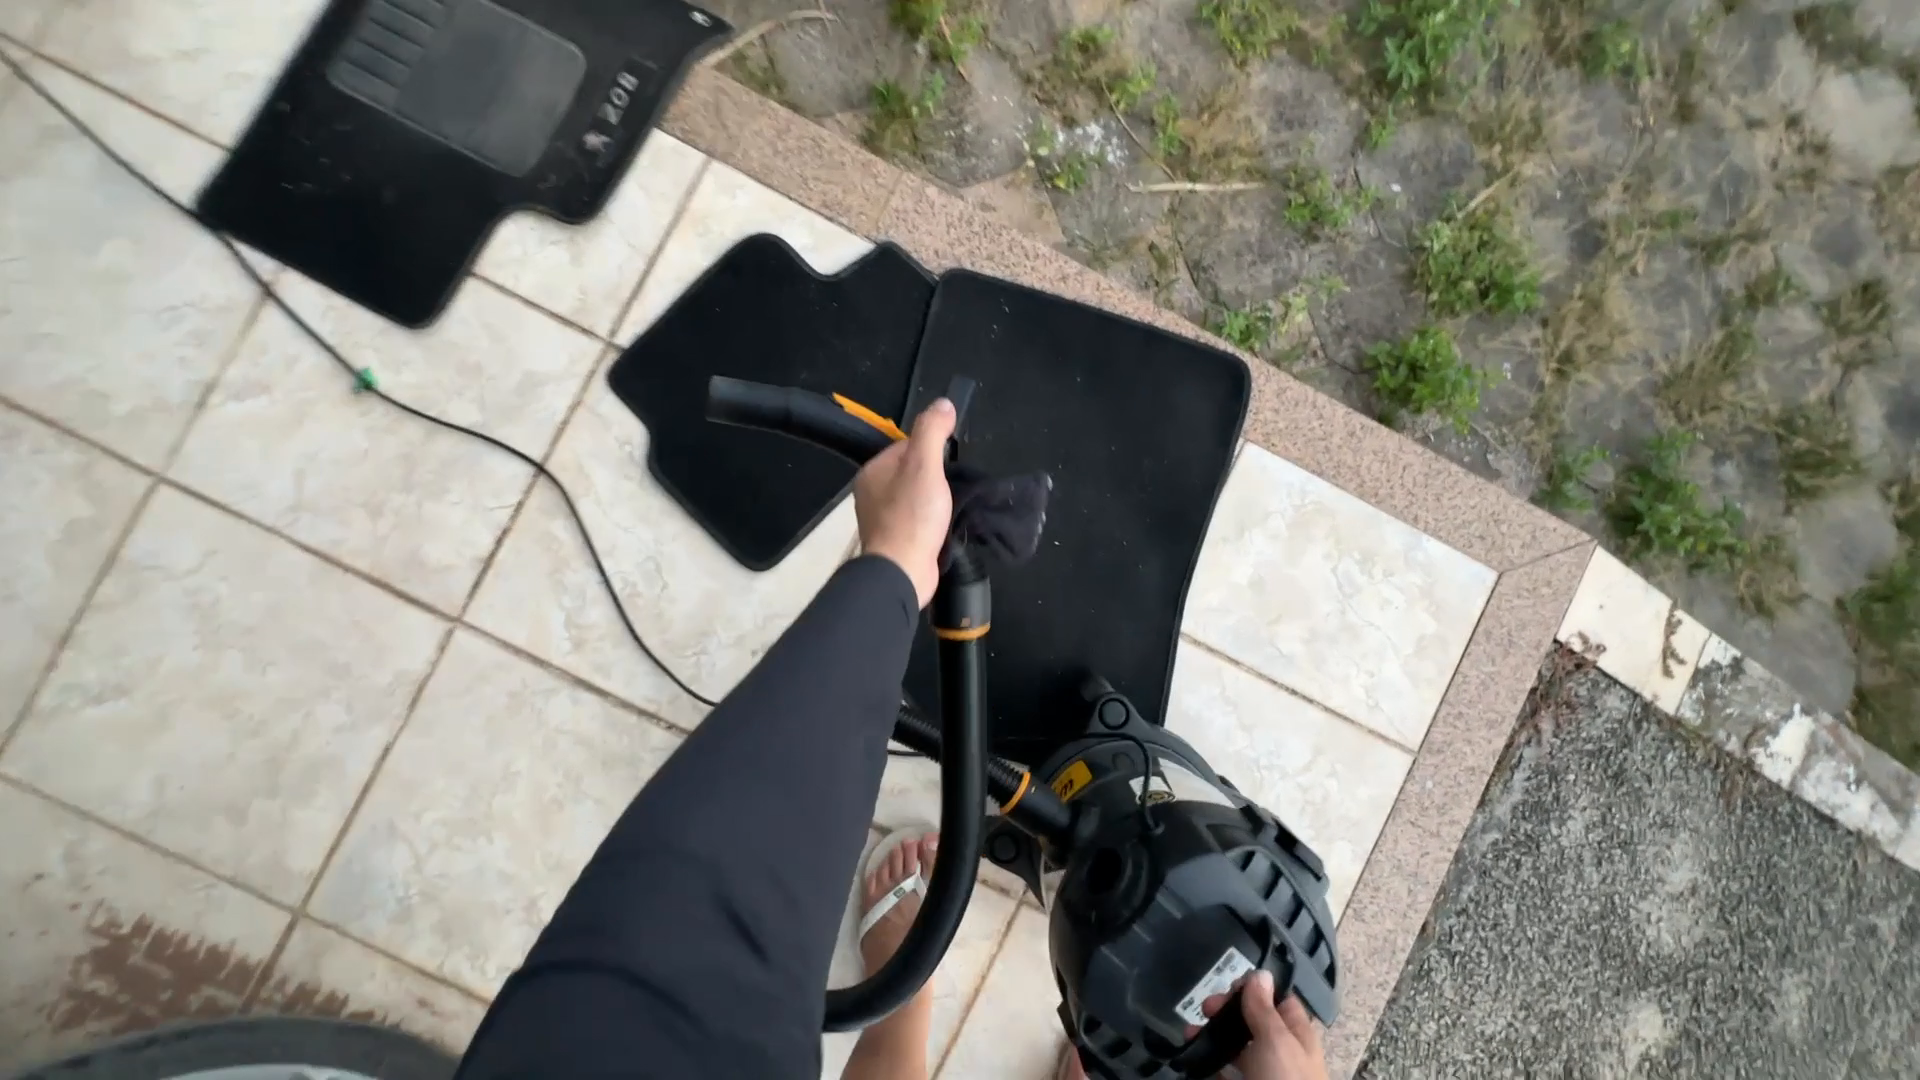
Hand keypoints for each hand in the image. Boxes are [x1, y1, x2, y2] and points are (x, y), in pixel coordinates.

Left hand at [854, 399, 955, 607]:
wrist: (903, 571)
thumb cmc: (912, 516)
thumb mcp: (925, 465)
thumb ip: (932, 431)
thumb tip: (943, 404)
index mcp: (873, 471)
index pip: (906, 446)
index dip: (932, 450)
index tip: (949, 463)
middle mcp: (873, 492)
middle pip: (913, 472)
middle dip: (936, 477)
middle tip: (955, 487)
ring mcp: (883, 518)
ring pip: (917, 497)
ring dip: (937, 500)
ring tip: (954, 506)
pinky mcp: (896, 540)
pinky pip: (919, 520)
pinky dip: (933, 521)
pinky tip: (946, 525)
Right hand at [1195, 972, 1326, 1079]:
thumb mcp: (1276, 1041)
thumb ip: (1264, 1007)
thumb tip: (1260, 973)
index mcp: (1297, 1037)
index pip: (1280, 1001)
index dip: (1256, 988)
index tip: (1231, 984)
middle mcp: (1281, 1054)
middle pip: (1253, 1021)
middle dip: (1226, 1010)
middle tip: (1205, 1008)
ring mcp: (1262, 1076)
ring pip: (1236, 1048)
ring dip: (1212, 1035)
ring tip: (1189, 1033)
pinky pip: (1224, 1073)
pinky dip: (1209, 1064)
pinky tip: (1194, 1057)